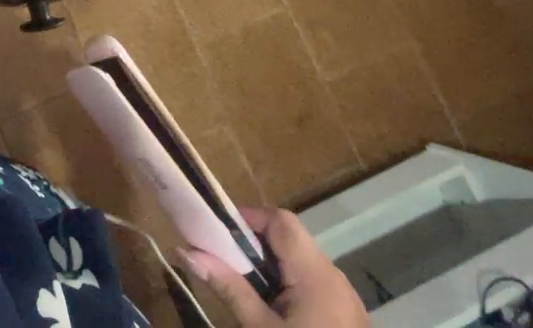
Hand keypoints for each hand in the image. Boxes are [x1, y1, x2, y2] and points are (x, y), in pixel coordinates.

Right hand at [182, 208, 367, 327]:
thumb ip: (227, 287)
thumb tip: (184, 250)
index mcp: (316, 276)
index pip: (281, 221)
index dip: (248, 218)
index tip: (219, 234)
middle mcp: (336, 278)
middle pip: (291, 238)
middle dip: (255, 242)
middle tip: (226, 262)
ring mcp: (346, 298)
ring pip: (302, 259)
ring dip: (271, 263)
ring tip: (247, 287)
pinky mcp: (349, 315)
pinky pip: (314, 281)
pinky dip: (289, 281)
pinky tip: (276, 308)